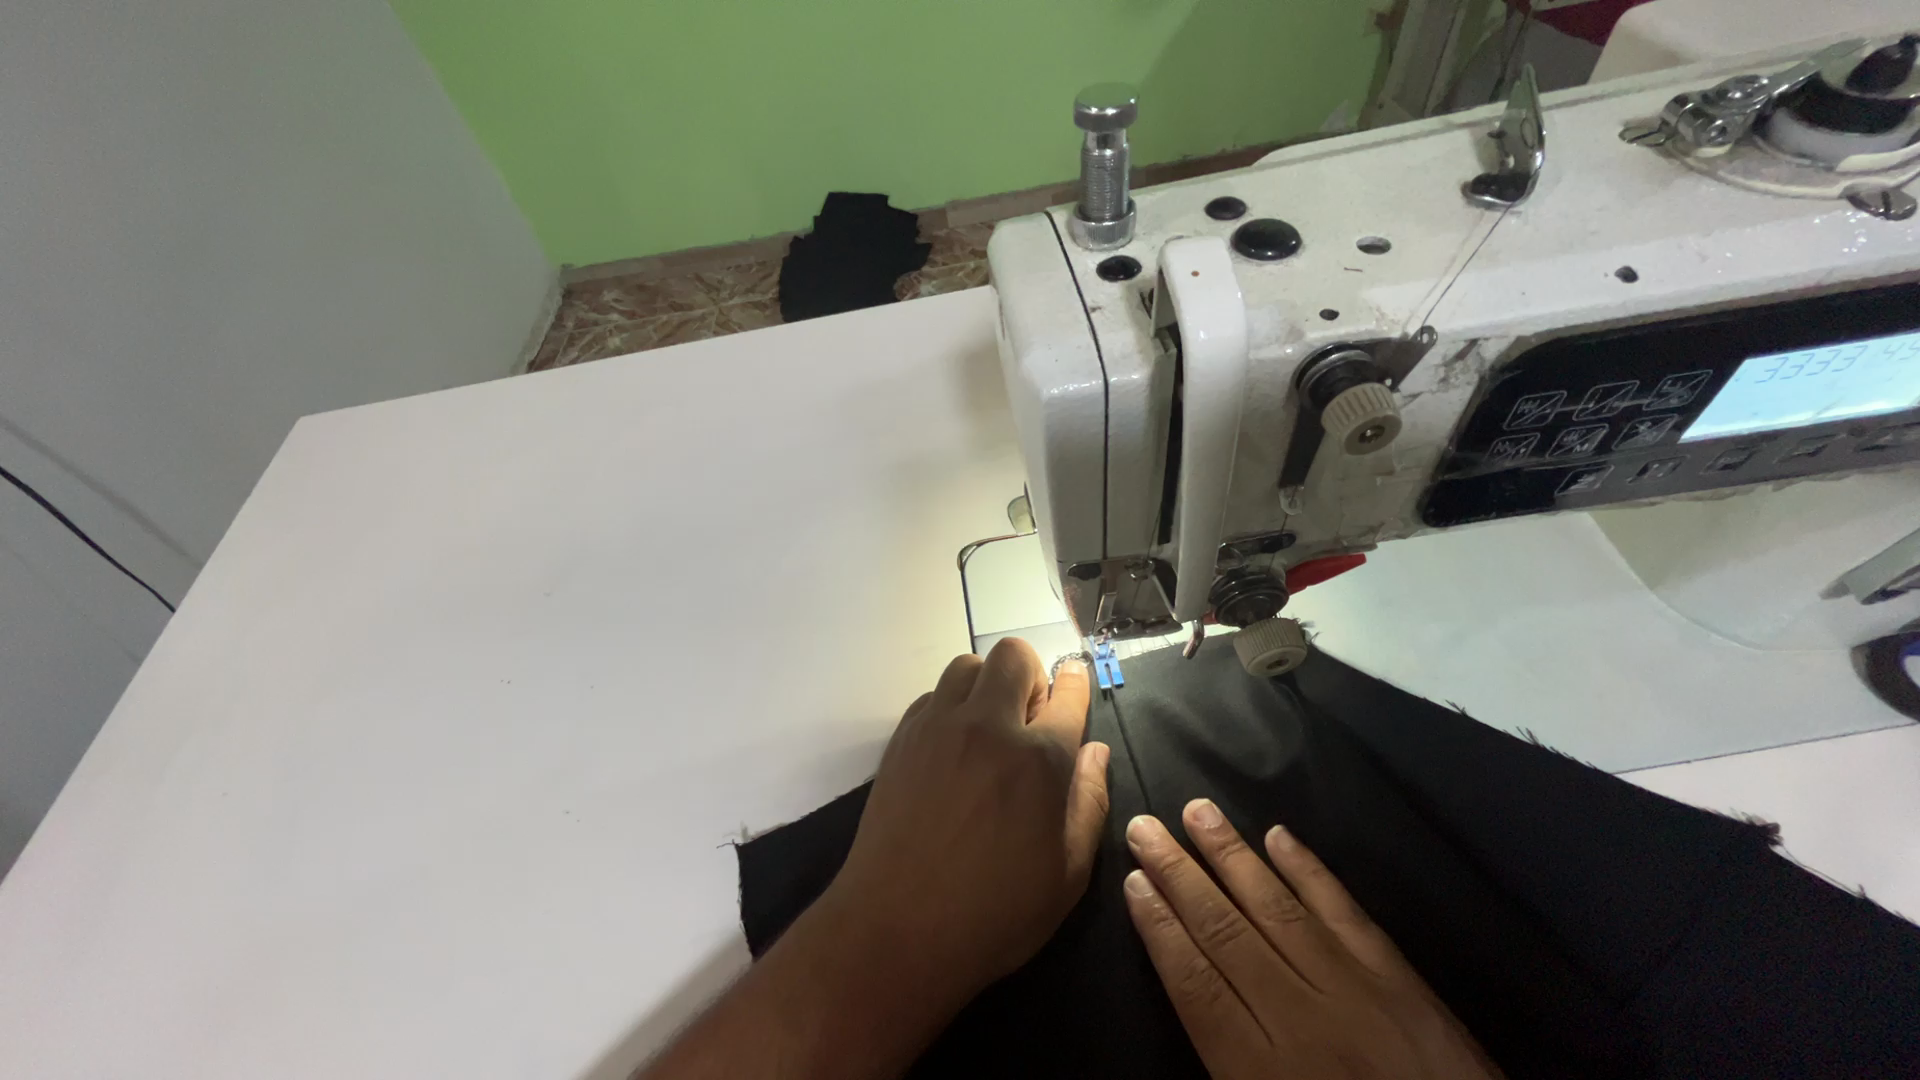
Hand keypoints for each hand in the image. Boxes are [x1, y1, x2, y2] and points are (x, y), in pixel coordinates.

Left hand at [816, 638, 1109, 1008]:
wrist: (896, 928)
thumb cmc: (994, 913)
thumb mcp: (1067, 874)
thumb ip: (1089, 802)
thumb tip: (1094, 752)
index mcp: (1040, 760)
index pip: (1068, 695)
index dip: (1077, 683)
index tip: (1075, 680)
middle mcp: (989, 727)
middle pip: (1012, 656)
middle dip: (1030, 676)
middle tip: (1030, 718)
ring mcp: (938, 727)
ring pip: (966, 665)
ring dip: (986, 684)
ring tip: (988, 727)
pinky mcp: (902, 737)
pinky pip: (932, 695)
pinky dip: (950, 706)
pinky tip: (952, 746)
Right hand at [1123, 801, 1502, 1079]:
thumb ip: (1229, 1060)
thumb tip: (1191, 989)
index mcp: (1264, 1071)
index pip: (1196, 983)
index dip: (1160, 928)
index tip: (1134, 882)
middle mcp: (1302, 1020)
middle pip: (1225, 932)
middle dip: (1179, 875)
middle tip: (1144, 827)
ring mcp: (1354, 990)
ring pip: (1276, 909)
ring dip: (1232, 857)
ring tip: (1196, 812)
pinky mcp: (1398, 979)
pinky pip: (1345, 913)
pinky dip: (1309, 872)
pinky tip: (1279, 836)